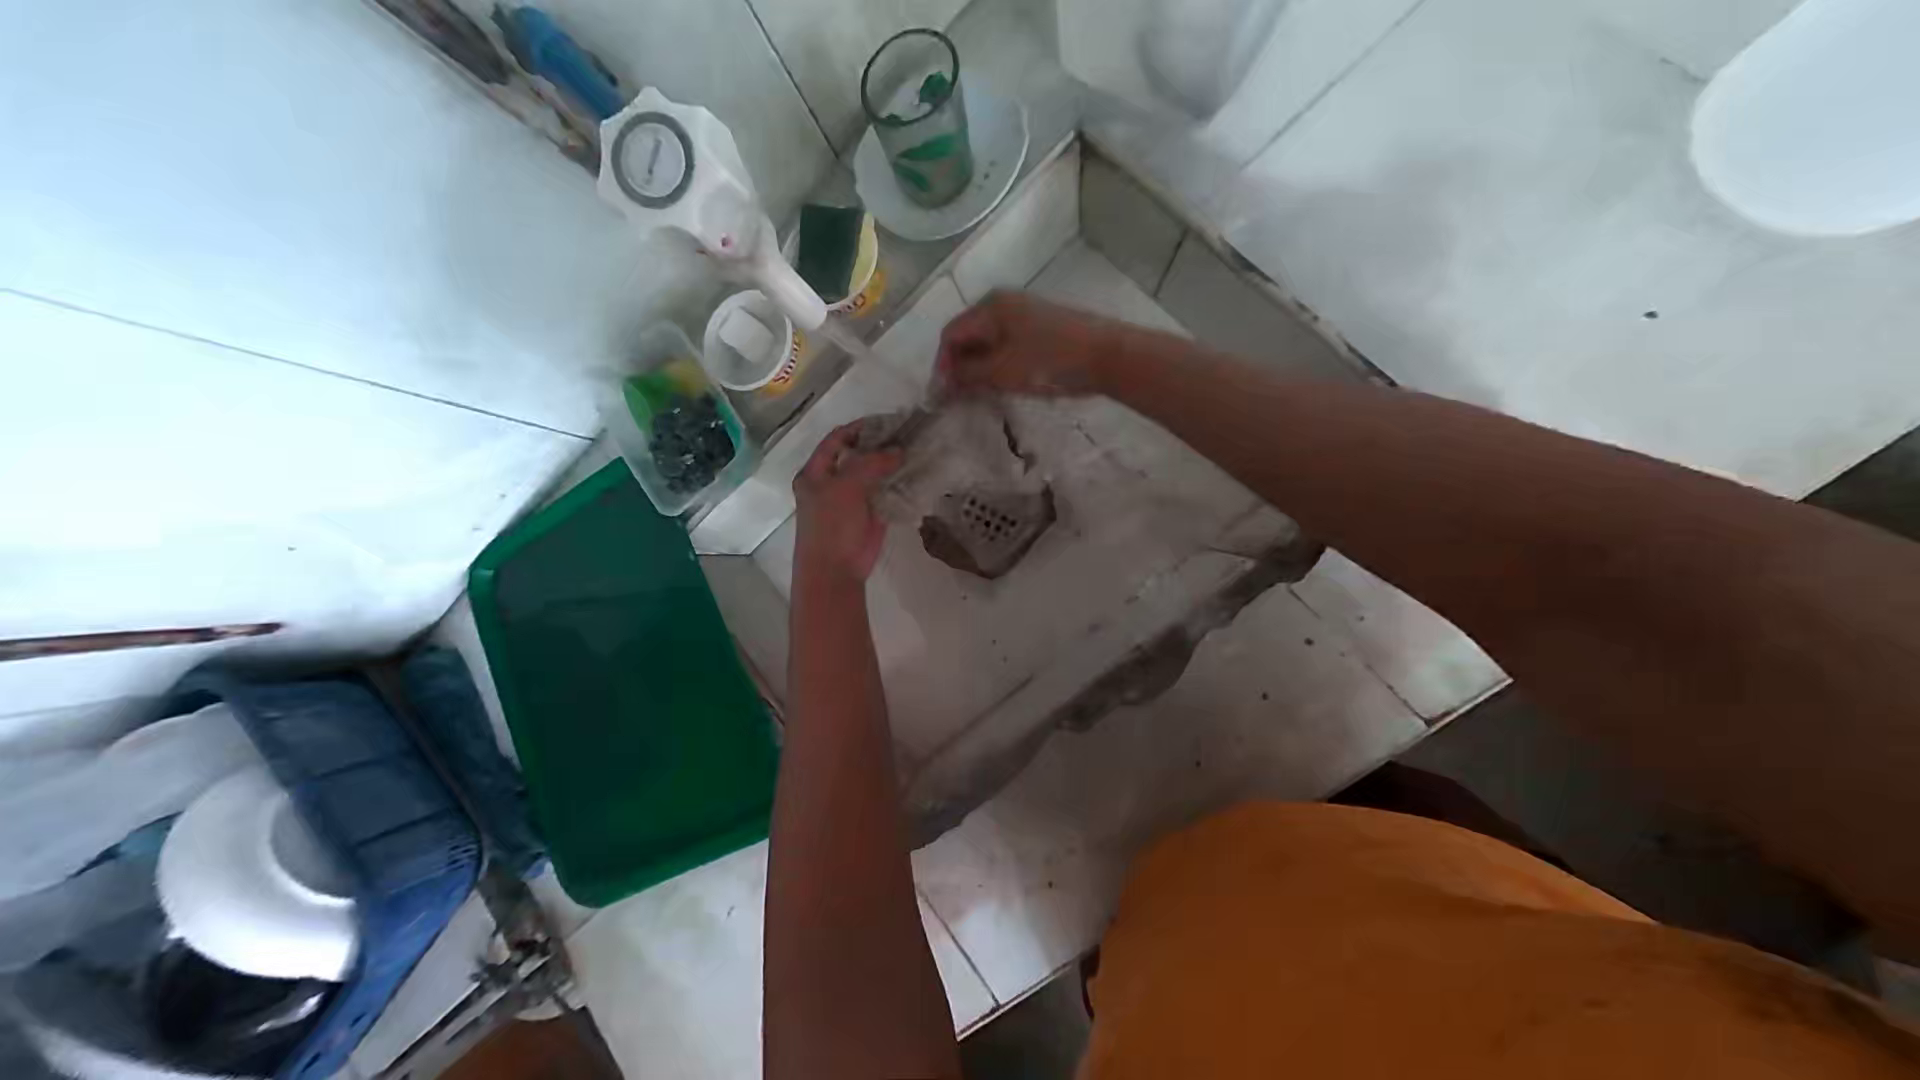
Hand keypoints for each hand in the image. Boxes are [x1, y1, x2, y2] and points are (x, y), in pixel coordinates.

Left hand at [794, 422, 904, 580]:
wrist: (835, 570)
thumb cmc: (831, 525)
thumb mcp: (845, 487)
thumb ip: (870, 464)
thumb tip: (898, 451)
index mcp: (816, 472)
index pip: (837, 439)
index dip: (859, 427)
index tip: (887, 420)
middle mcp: (833, 482)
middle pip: (858, 455)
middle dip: (881, 444)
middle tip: (908, 432)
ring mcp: (853, 498)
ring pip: (875, 473)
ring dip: (893, 462)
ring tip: (917, 447)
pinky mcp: (872, 513)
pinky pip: (887, 492)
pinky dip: (901, 482)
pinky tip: (918, 471)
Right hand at [935, 292, 1119, 396]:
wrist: (1108, 355)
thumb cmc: (1049, 362)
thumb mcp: (1001, 372)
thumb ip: (967, 374)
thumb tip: (943, 381)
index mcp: (989, 307)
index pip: (950, 334)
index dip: (942, 365)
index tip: (942, 394)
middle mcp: (1003, 303)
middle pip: (968, 335)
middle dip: (960, 366)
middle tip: (959, 397)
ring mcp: (1025, 312)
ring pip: (989, 340)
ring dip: (979, 366)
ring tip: (981, 393)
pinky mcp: (1042, 325)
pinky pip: (1008, 342)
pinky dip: (998, 362)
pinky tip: (1005, 382)